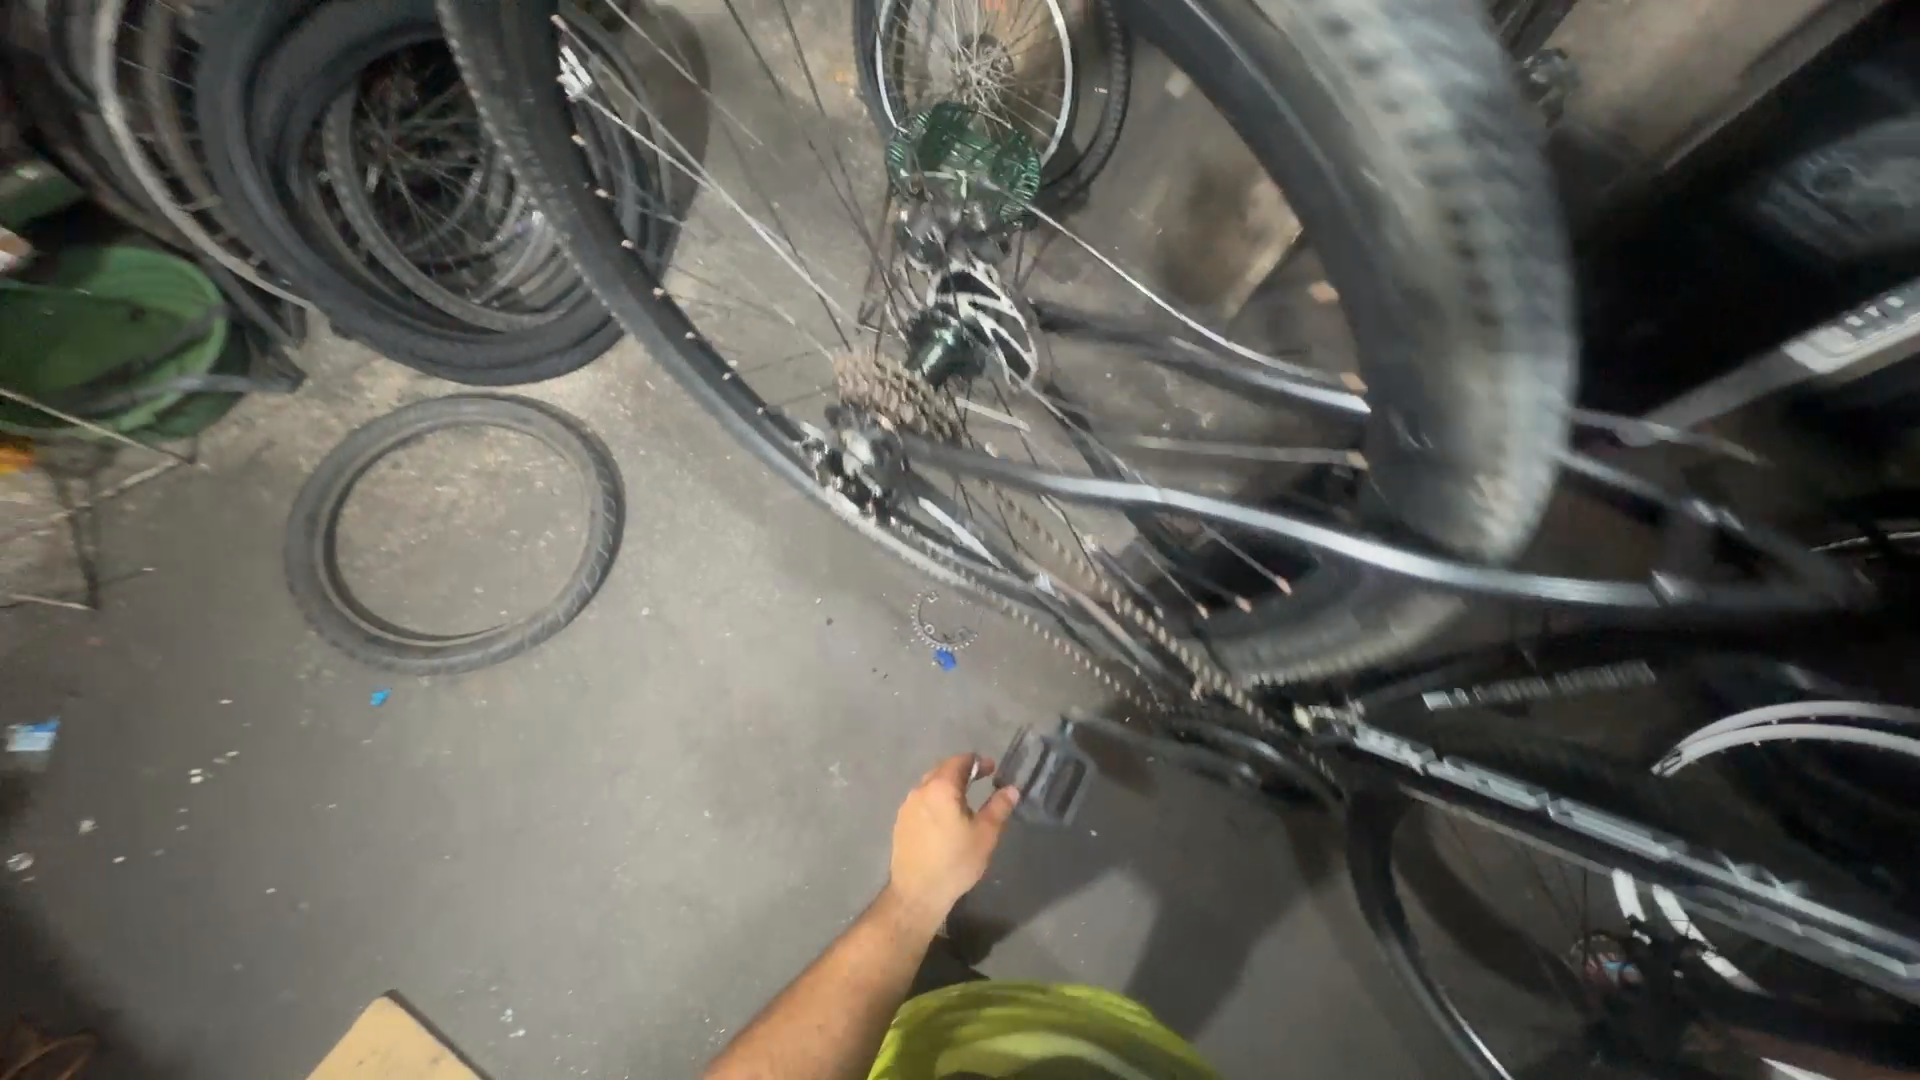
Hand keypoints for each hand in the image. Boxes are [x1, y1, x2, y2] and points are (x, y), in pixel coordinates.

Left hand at [884, 754, 1019, 932]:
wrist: (917, 893)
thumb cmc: (955, 862)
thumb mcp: (985, 835)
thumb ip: (999, 807)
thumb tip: (1012, 789)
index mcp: (941, 787)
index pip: (960, 761)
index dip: (977, 762)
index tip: (992, 769)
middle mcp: (920, 790)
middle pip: (942, 770)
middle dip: (961, 771)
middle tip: (980, 779)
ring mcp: (907, 806)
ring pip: (930, 785)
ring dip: (947, 785)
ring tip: (963, 799)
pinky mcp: (900, 822)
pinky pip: (921, 801)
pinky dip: (935, 800)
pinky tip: (944, 817)